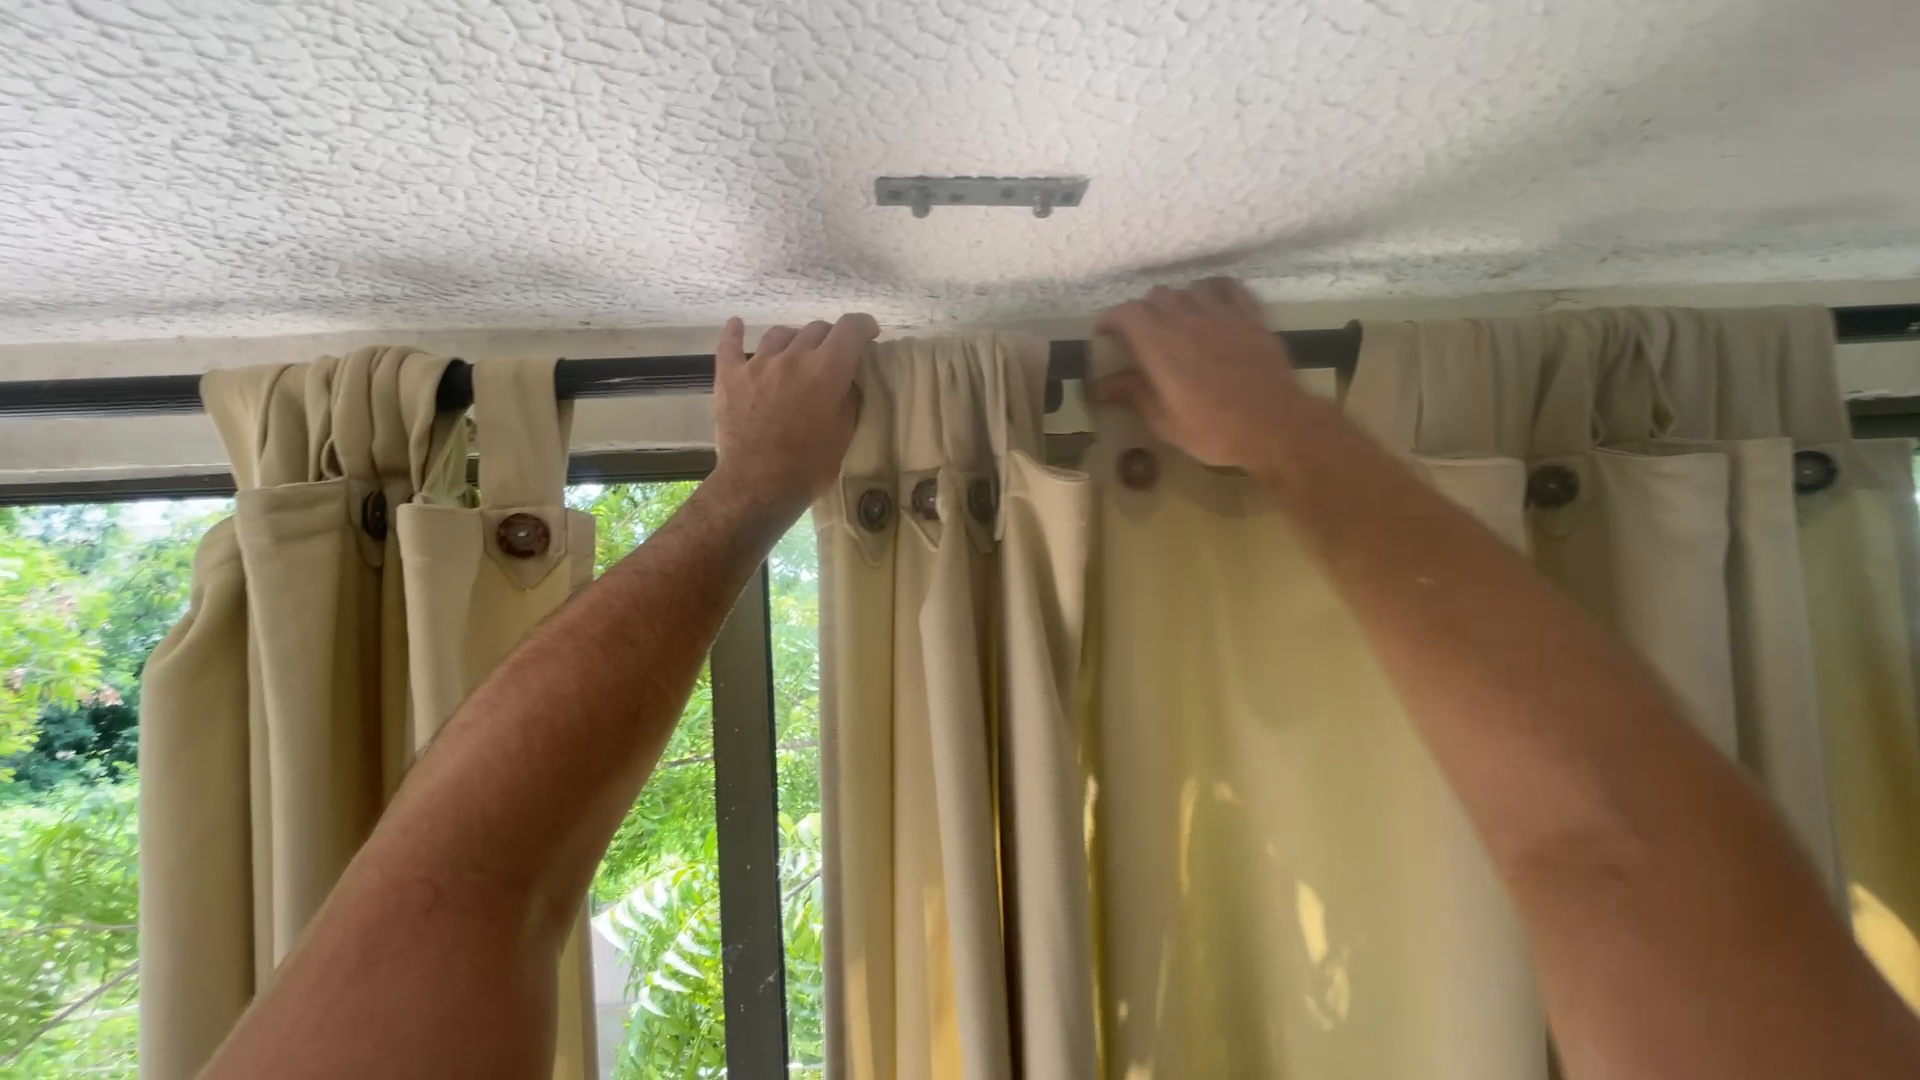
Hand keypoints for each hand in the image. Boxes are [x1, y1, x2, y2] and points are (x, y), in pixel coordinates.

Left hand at [710, 313, 878, 510]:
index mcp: (826, 370)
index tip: (868, 333)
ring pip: (780, 334)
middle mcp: (793, 357)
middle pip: (816, 329)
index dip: (863, 325)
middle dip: (830, 339)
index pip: (850, 329)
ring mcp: (757, 364)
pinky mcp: (729, 377)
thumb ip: (849, 398)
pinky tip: (736, 325)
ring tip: (796, 354)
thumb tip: (848, 380)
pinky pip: (730, 344)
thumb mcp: (844, 434)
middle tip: (833, 356)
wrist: (758, 486)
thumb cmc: (809, 466)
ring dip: (794, 340)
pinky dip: (735, 332)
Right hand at [1092, 278, 1306, 468]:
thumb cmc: (1214, 431)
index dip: (1109, 320)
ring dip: (1176, 302)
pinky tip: (1210, 306)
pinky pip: (1227, 287)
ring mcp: (1221, 314)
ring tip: (1176, 322)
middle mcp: (1186, 320)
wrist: (1275, 425)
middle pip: (1155, 297)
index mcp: (1159, 346)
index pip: (1125, 313)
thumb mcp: (1165, 423)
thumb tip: (1102, 386)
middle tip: (1140, 336)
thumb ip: (1134, 395)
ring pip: (1188, 289)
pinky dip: (1212, 291)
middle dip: (1141, 312)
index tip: (1104, 336)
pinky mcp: (1250, 316)